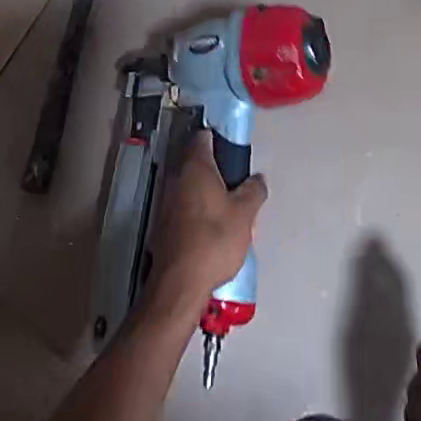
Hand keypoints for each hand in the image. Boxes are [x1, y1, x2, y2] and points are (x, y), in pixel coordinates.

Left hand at [149, 131, 266, 305]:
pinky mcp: (162, 225)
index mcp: (196, 168)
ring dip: (205, 191)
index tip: (230, 143)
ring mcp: (166, 203)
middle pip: (194, 162)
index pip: (203, 137)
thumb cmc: (212, 242)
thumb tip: (257, 181)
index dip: (218, 137)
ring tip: (227, 207)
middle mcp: (176, 180)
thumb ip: (254, 191)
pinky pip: (182, 208)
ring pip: (188, 186)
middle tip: (235, 178)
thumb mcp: (246, 214)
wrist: (180, 283)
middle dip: (214, 168)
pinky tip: (211, 228)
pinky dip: (196, 211)